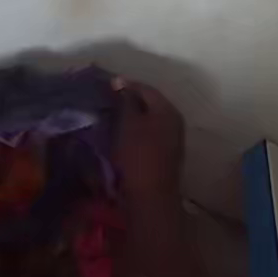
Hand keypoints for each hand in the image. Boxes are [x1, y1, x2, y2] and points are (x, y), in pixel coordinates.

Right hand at [111, 81, 184, 211]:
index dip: (124, 84)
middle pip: (148, 102)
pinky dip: (133, 127)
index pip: (145, 88)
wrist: (150, 195)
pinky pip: (147, 130)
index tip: (103, 85)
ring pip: (147, 117)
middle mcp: (174, 121)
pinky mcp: (163, 152)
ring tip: (107, 113)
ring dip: (129, 113)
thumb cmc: (137, 154)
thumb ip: (125, 100)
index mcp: (168, 111)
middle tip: (104, 98)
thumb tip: (119, 81)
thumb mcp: (127, 122)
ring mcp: (170, 138)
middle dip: (127, 99)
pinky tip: (117, 130)